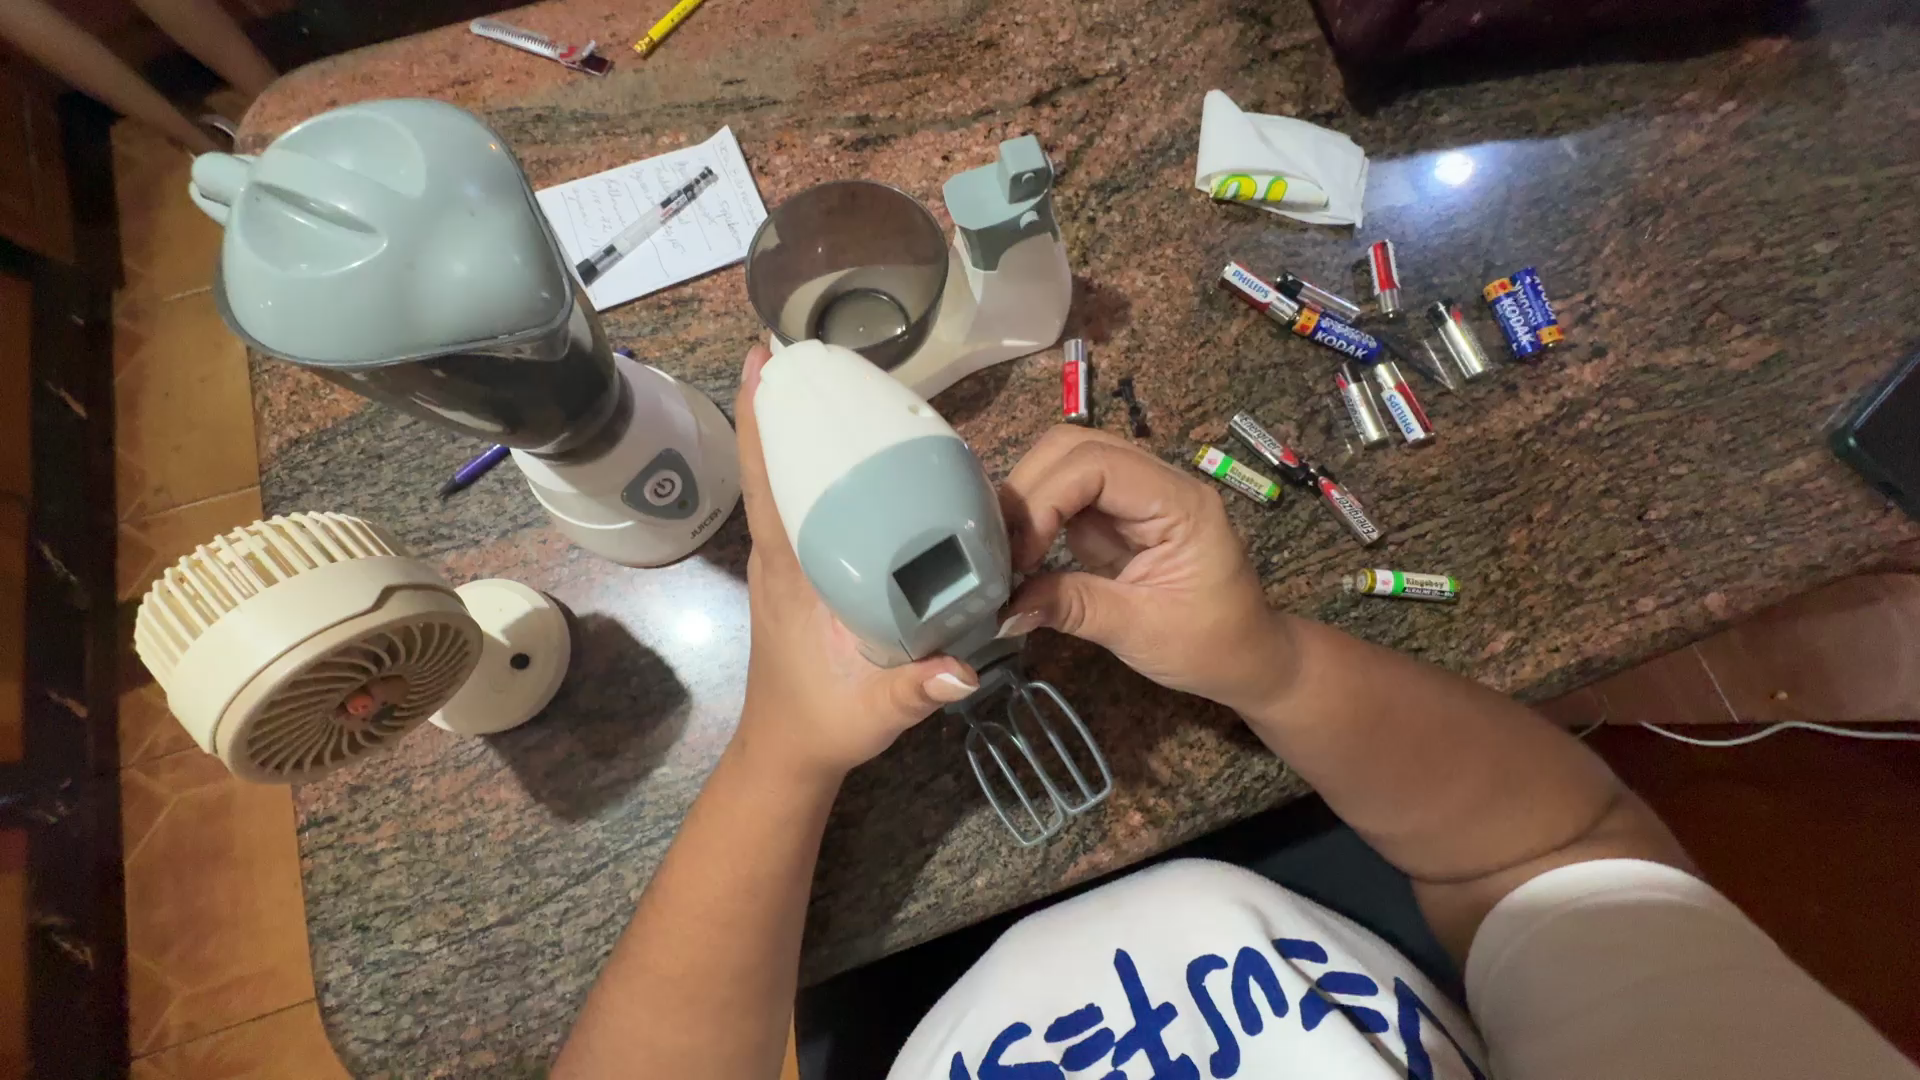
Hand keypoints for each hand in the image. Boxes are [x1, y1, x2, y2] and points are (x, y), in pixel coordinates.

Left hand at [731, 344, 980, 777]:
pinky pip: (802, 505)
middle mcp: (784, 556)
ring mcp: (788, 562)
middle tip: (805, 352)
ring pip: (786, 482)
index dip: (760, 423)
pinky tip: (853, 452)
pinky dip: (815, 466)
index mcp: (793, 574)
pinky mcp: (800, 570)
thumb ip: (918, 690)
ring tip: (826, 381)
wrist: (789, 747)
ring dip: (796, 431)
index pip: (769, 486)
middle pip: (774, 467)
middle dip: (781, 407)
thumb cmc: (824, 722)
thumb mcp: (876, 712)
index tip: (760, 361)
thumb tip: (966, 667)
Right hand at [997, 426, 1293, 714]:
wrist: (1246, 655)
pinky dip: (1035, 516)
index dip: (1046, 500)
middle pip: (1074, 446)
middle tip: (1000, 547)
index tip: (1021, 556)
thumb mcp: (1142, 632)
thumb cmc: (1211, 644)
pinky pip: (1064, 495)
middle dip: (1028, 490)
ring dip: (1027, 499)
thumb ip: (1073, 608)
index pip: (1097, 464)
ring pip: (1063, 462)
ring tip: (1005, 549)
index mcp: (1178, 502)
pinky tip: (1020, 551)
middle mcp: (1155, 482)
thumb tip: (1004, 608)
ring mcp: (1134, 495)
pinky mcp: (1115, 514)